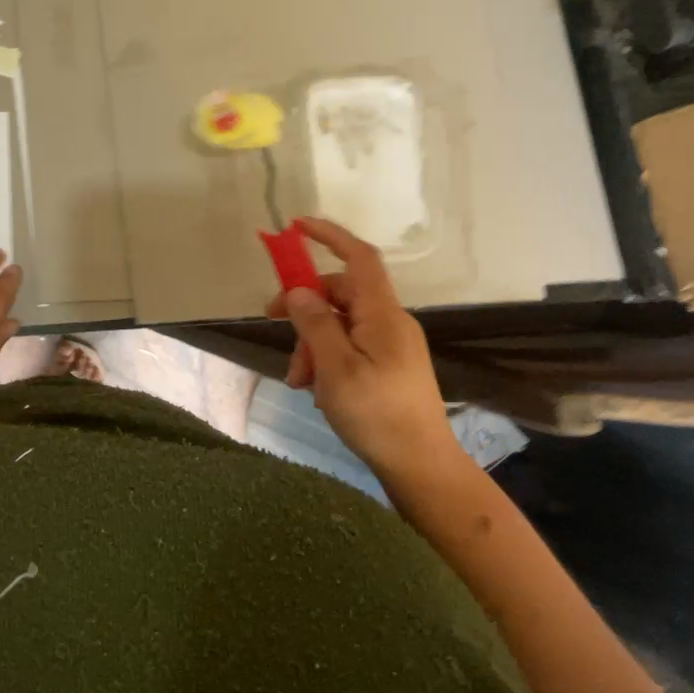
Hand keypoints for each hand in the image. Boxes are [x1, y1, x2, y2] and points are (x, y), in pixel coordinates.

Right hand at [265, 218, 459, 481]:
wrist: (420, 465)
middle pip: (338, 293)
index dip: (329, 236)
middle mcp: (389, 322)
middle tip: (273, 324)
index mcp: (382, 315)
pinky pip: (347, 346)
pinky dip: (324, 359)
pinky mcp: (387, 366)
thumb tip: (298, 291)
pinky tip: (314, 388)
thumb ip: (314, 324)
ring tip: (297, 380)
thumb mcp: (335, 367)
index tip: (296, 227)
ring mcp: (390, 345)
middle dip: (303, 307)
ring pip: (338, 324)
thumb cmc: (376, 412)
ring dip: (310, 343)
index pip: (358, 259)